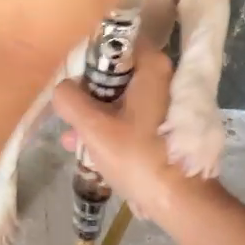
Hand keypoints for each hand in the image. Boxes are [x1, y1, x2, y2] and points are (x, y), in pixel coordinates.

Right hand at [53, 43, 194, 218]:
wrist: (181, 202)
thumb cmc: (138, 156)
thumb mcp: (94, 127)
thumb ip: (69, 100)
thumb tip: (62, 88)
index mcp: (151, 65)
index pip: (113, 43)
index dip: (87, 57)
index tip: (71, 79)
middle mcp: (163, 75)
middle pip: (115, 71)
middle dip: (89, 93)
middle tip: (70, 113)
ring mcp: (167, 101)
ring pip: (122, 95)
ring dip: (97, 112)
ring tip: (73, 137)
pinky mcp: (167, 124)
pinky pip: (133, 114)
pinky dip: (113, 125)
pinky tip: (91, 149)